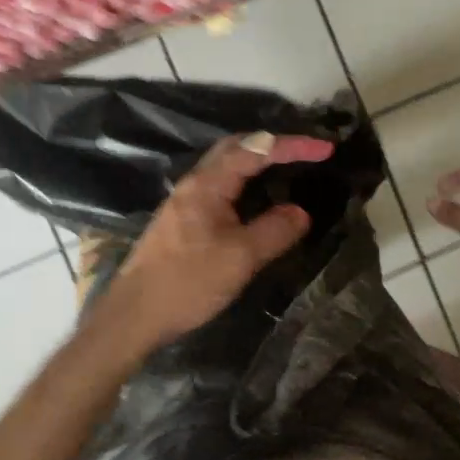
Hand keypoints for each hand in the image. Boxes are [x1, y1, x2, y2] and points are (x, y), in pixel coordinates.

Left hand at [98, 131, 334, 351]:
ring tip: (288, 167)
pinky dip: (245, 181)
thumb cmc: (187, 282)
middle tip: (306, 150)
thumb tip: (300, 212)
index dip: (294, 145)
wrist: (133, 316)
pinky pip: (220, 185)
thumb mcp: (241, 258)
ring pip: (226, 166)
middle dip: (274, 143)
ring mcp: (184, 200)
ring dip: (257, 160)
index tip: (326, 148)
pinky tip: (256, 199)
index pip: (257, 150)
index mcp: (209, 184)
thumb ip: (275, 230)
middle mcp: (194, 183)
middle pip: (237, 147)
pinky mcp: (181, 220)